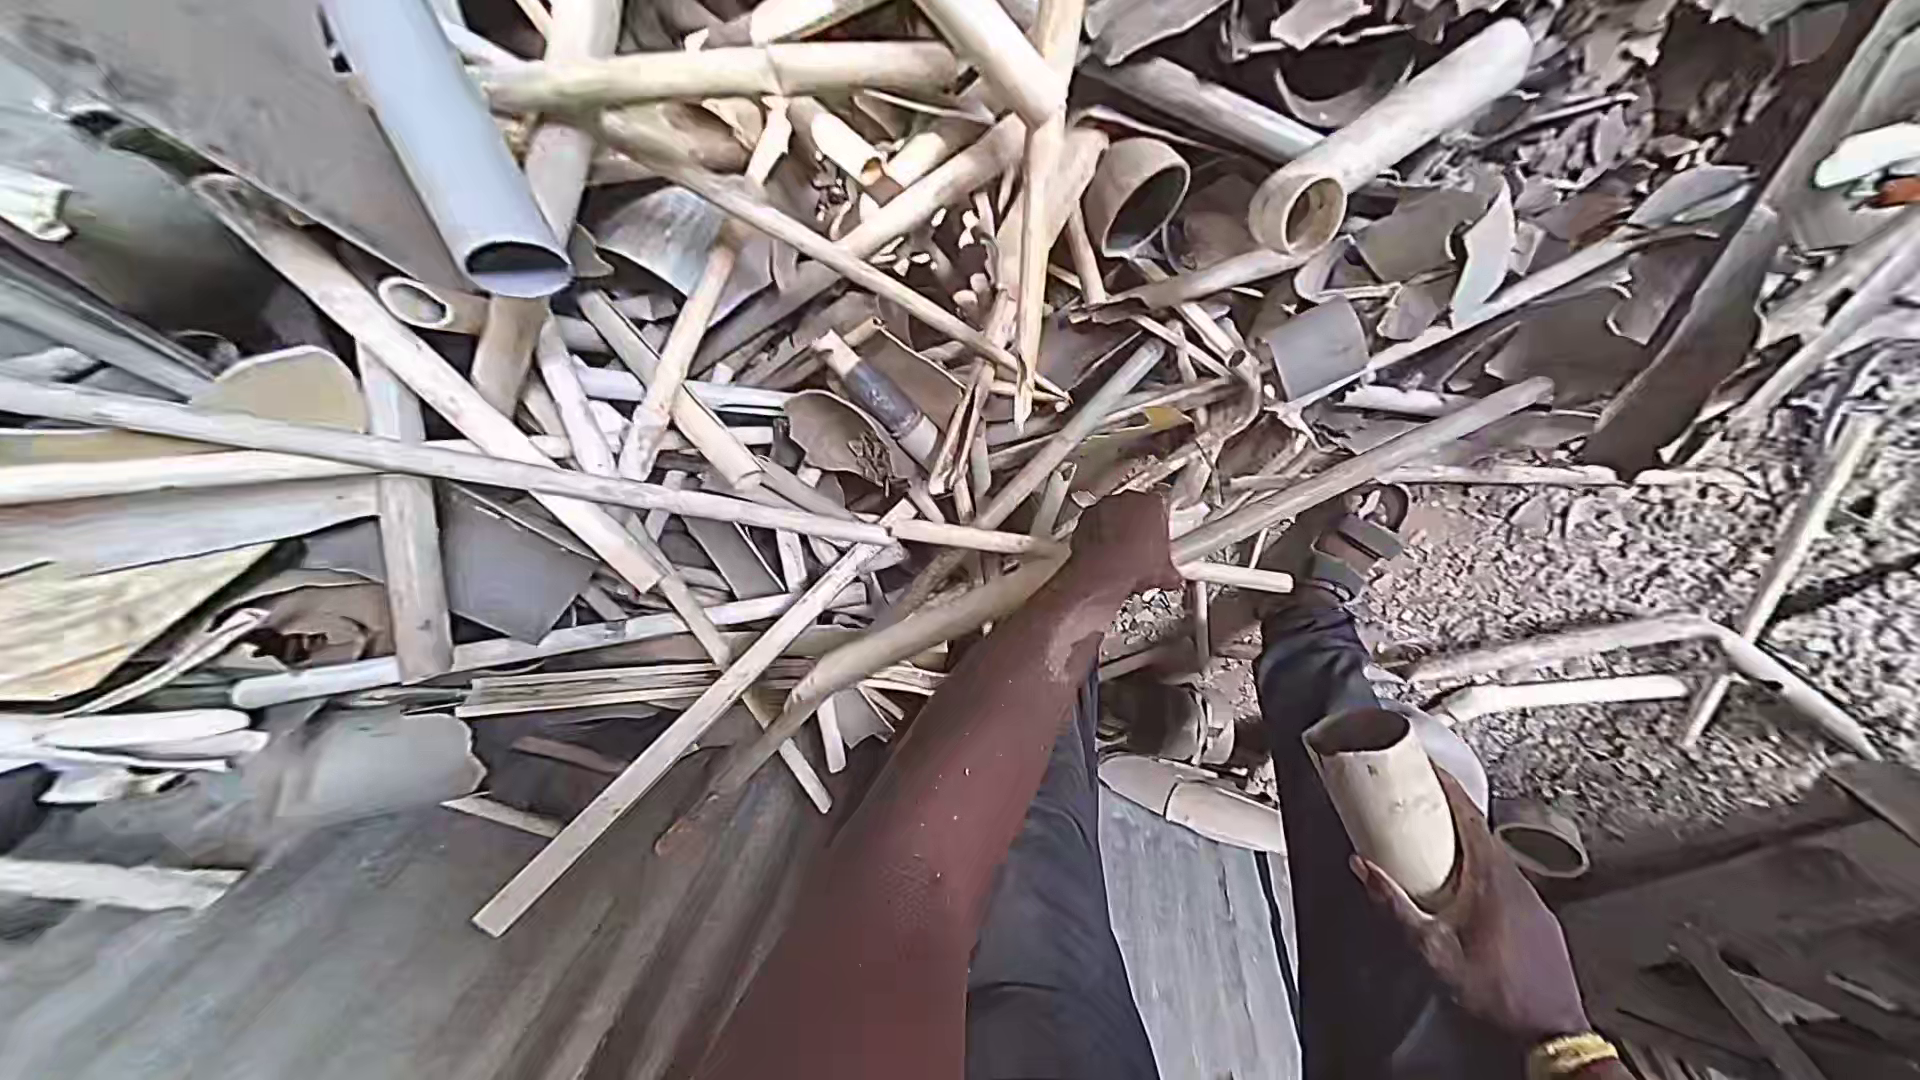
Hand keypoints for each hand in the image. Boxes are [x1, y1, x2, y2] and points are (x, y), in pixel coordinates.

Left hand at [1066, 492, 1180, 593]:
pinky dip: (1099, 529)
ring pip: (1115, 509)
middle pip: (1137, 502)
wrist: (1100, 575)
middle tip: (1142, 538)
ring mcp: (1105, 506)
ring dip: (1118, 521)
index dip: (1162, 512)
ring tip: (1122, 545)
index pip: (1163, 497)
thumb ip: (1171, 568)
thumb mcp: (1163, 571)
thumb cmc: (1130, 566)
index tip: (1161, 522)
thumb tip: (1172, 576)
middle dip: (1139, 518)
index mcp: (1153, 504)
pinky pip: (1096, 519)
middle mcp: (1128, 499)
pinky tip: (1104, 547)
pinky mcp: (1086, 516)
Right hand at [1351, 770, 1590, 1042]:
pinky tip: (1460, 874)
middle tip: (1418, 792)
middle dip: (1448, 806)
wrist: (1553, 1038)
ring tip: (1432, 829)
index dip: (1448, 787)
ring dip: (1462, 834)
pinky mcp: (1536, 919)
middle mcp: (1518, 884)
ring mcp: (1531, 902)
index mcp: (1493, 881)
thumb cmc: (1496, 993)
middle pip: (1480, 830)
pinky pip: (1502, 873)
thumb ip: (1393, 904)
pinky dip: (1477, 859)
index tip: (1428, 765)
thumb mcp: (1431, 949)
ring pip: (1492, 852)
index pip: (1470, 818)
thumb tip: (1361, 866)